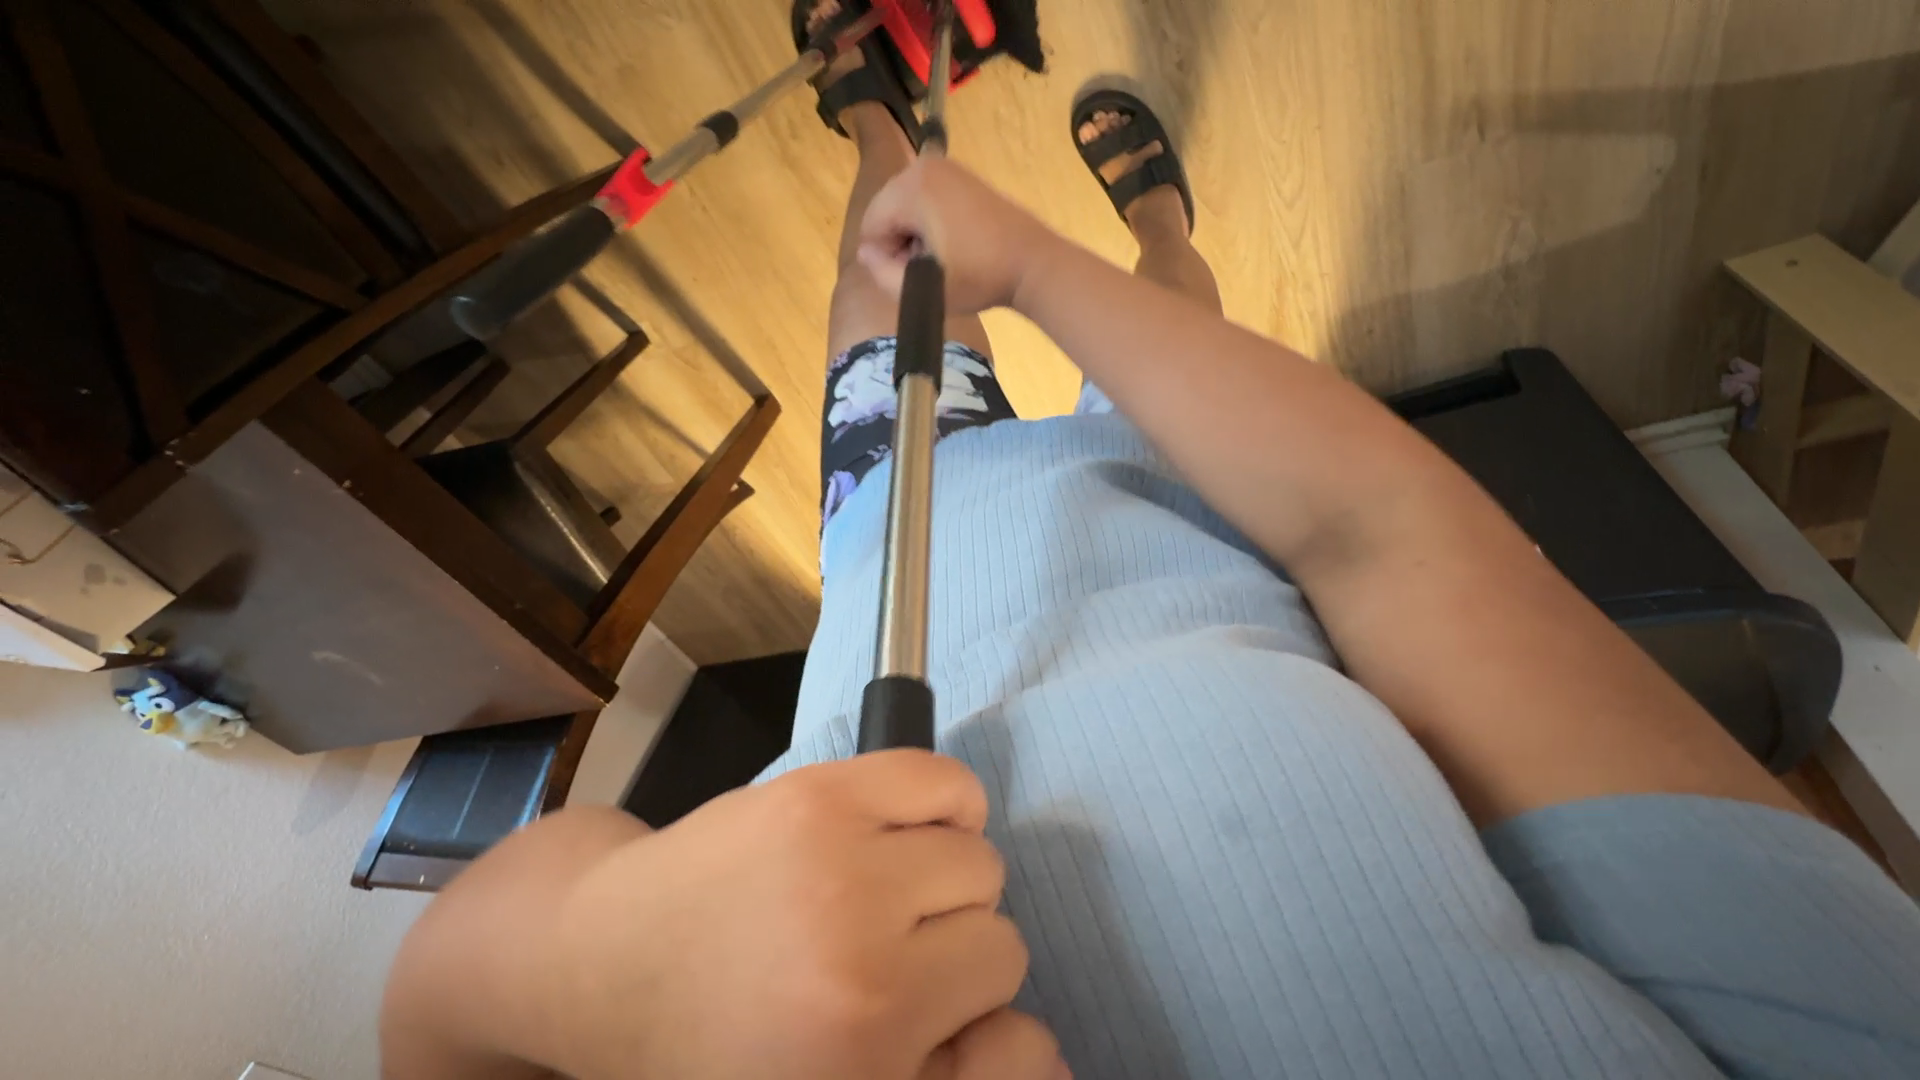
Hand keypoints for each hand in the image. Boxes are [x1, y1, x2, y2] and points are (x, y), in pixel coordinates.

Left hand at [544, 751, 1058, 1079]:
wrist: (604, 958)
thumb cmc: (716, 1046)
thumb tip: (1054, 1054)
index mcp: (866, 1051)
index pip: (1009, 995)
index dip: (964, 998)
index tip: (915, 1001)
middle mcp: (863, 958)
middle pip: (995, 923)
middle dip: (950, 938)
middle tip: (883, 945)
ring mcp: (841, 860)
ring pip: (977, 853)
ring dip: (942, 874)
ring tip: (882, 885)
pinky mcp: (822, 792)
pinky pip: (948, 782)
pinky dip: (946, 805)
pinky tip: (897, 829)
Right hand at [857, 157, 1065, 315]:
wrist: (1032, 263)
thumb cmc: (979, 278)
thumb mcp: (923, 288)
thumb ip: (880, 272)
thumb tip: (866, 252)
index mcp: (911, 187)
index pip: (871, 225)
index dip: (885, 258)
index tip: (916, 274)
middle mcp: (924, 166)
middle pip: (886, 211)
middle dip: (899, 242)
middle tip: (930, 268)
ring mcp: (945, 167)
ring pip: (904, 206)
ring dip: (915, 234)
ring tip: (943, 257)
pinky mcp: (961, 175)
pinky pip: (926, 199)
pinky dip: (930, 222)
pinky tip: (953, 243)